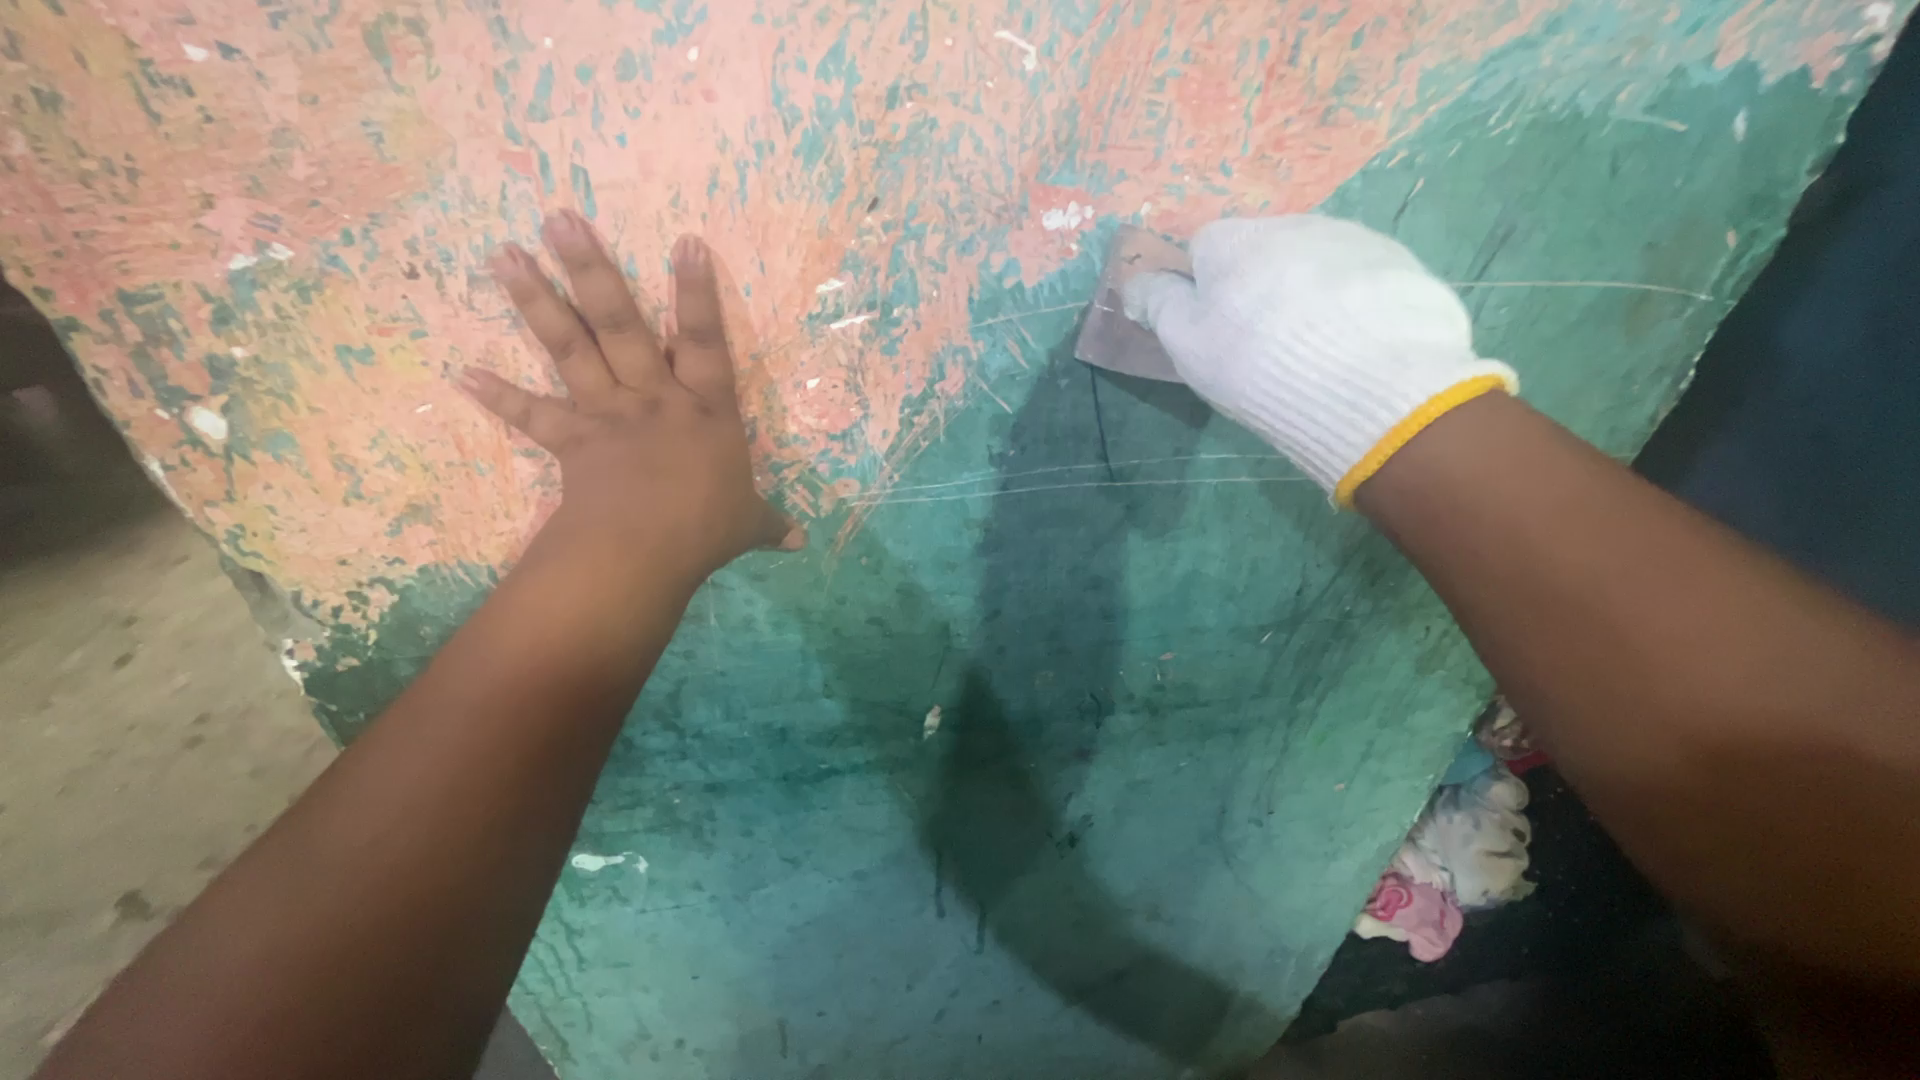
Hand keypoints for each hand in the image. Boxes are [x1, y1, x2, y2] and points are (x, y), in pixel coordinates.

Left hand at [462, 210, 801, 587]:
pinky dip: (502, 397)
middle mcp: (655, 399)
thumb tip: (801, 542)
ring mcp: (609, 415)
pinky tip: (466, 374)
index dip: (698, 293)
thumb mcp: (748, 523)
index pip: (705, 342)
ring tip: (505, 254)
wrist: (645, 550)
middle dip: (593, 271)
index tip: (685, 240)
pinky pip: (535, 416)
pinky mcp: (574, 442)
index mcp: (706, 410)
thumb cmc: (705, 527)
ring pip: (572, 350)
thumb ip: (770, 522)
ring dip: (537, 303)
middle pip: (622, 325)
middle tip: (560, 218)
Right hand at [1122, 215, 1517, 503]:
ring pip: (1313, 263)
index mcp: (1232, 240)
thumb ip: (1158, 305)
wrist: (1369, 384)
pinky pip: (1360, 281)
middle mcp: (1292, 224)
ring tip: (1315, 352)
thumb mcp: (1187, 344)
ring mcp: (1353, 239)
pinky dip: (1351, 306)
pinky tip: (1355, 348)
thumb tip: (1138, 281)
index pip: (1201, 247)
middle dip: (1257, 288)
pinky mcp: (1401, 264)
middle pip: (1260, 252)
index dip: (1201, 288)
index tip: (1212, 330)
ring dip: (1307, 294)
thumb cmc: (1256, 364)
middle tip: (1262, 347)